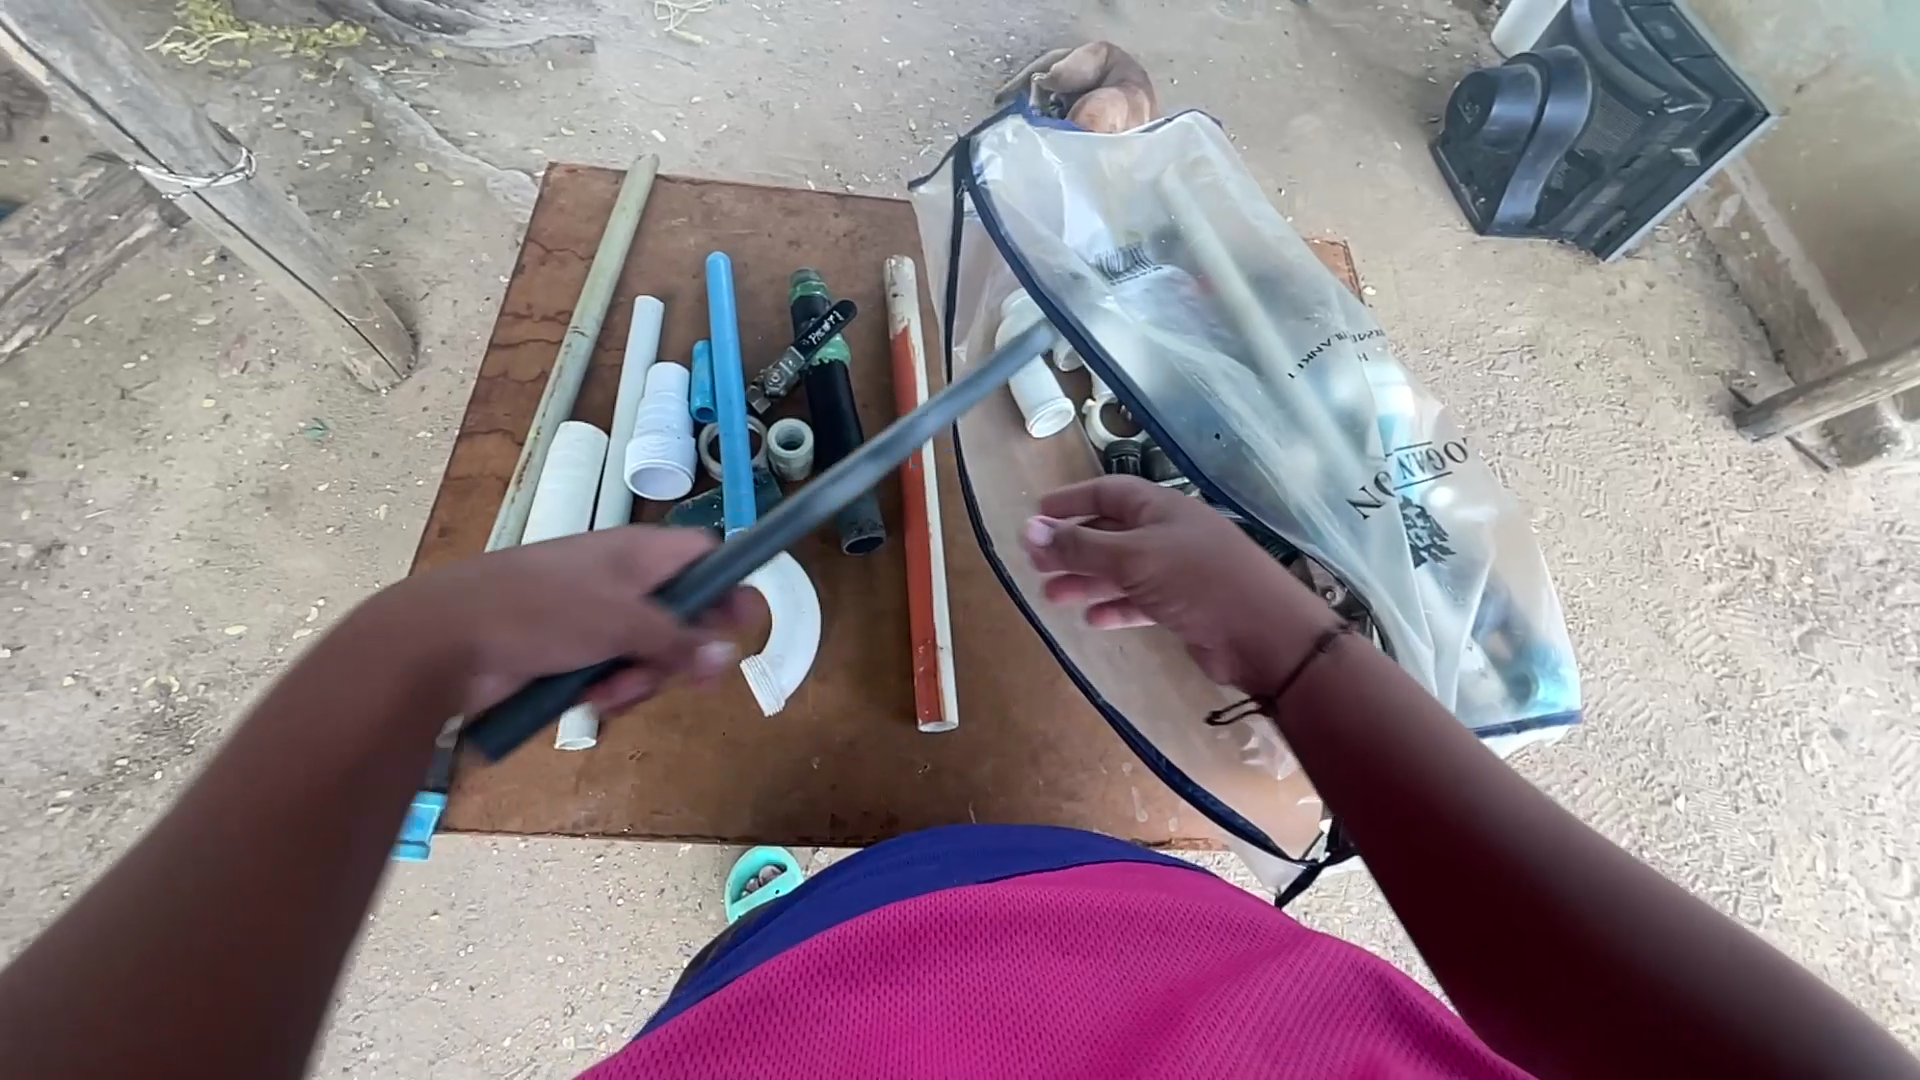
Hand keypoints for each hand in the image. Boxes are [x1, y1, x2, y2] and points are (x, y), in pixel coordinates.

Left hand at [349, 526, 750, 715]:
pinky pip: (618, 669)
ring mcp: (598, 615)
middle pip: (685, 612)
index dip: (730, 584)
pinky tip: (591, 700)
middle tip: (691, 682)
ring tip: (612, 694)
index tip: (741, 623)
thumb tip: (731, 654)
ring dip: (644, 678)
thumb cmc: (538, 611)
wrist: (439, 639)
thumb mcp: (620, 623)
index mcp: (640, 553)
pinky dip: (612, 688)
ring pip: (653, 649)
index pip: (706, 555)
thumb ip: (679, 640)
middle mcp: (625, 580)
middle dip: (684, 650)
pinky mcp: (573, 650)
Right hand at [1022, 476, 1343, 698]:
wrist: (1265, 635)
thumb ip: (1079, 546)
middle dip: (1072, 547)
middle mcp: (1168, 534)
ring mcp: (1178, 571)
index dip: (1071, 501)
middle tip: (1034, 563)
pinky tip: (1092, 620)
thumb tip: (1026, 529)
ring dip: (1086, 581)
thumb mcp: (1132, 558)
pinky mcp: (1184, 607)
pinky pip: (1140, 601)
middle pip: (1110, 533)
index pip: (1107, 492)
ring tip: (1050, 596)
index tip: (1036, 515)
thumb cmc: (1197, 581)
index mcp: (1160, 508)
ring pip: (1121, 570)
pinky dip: (1115, 607)